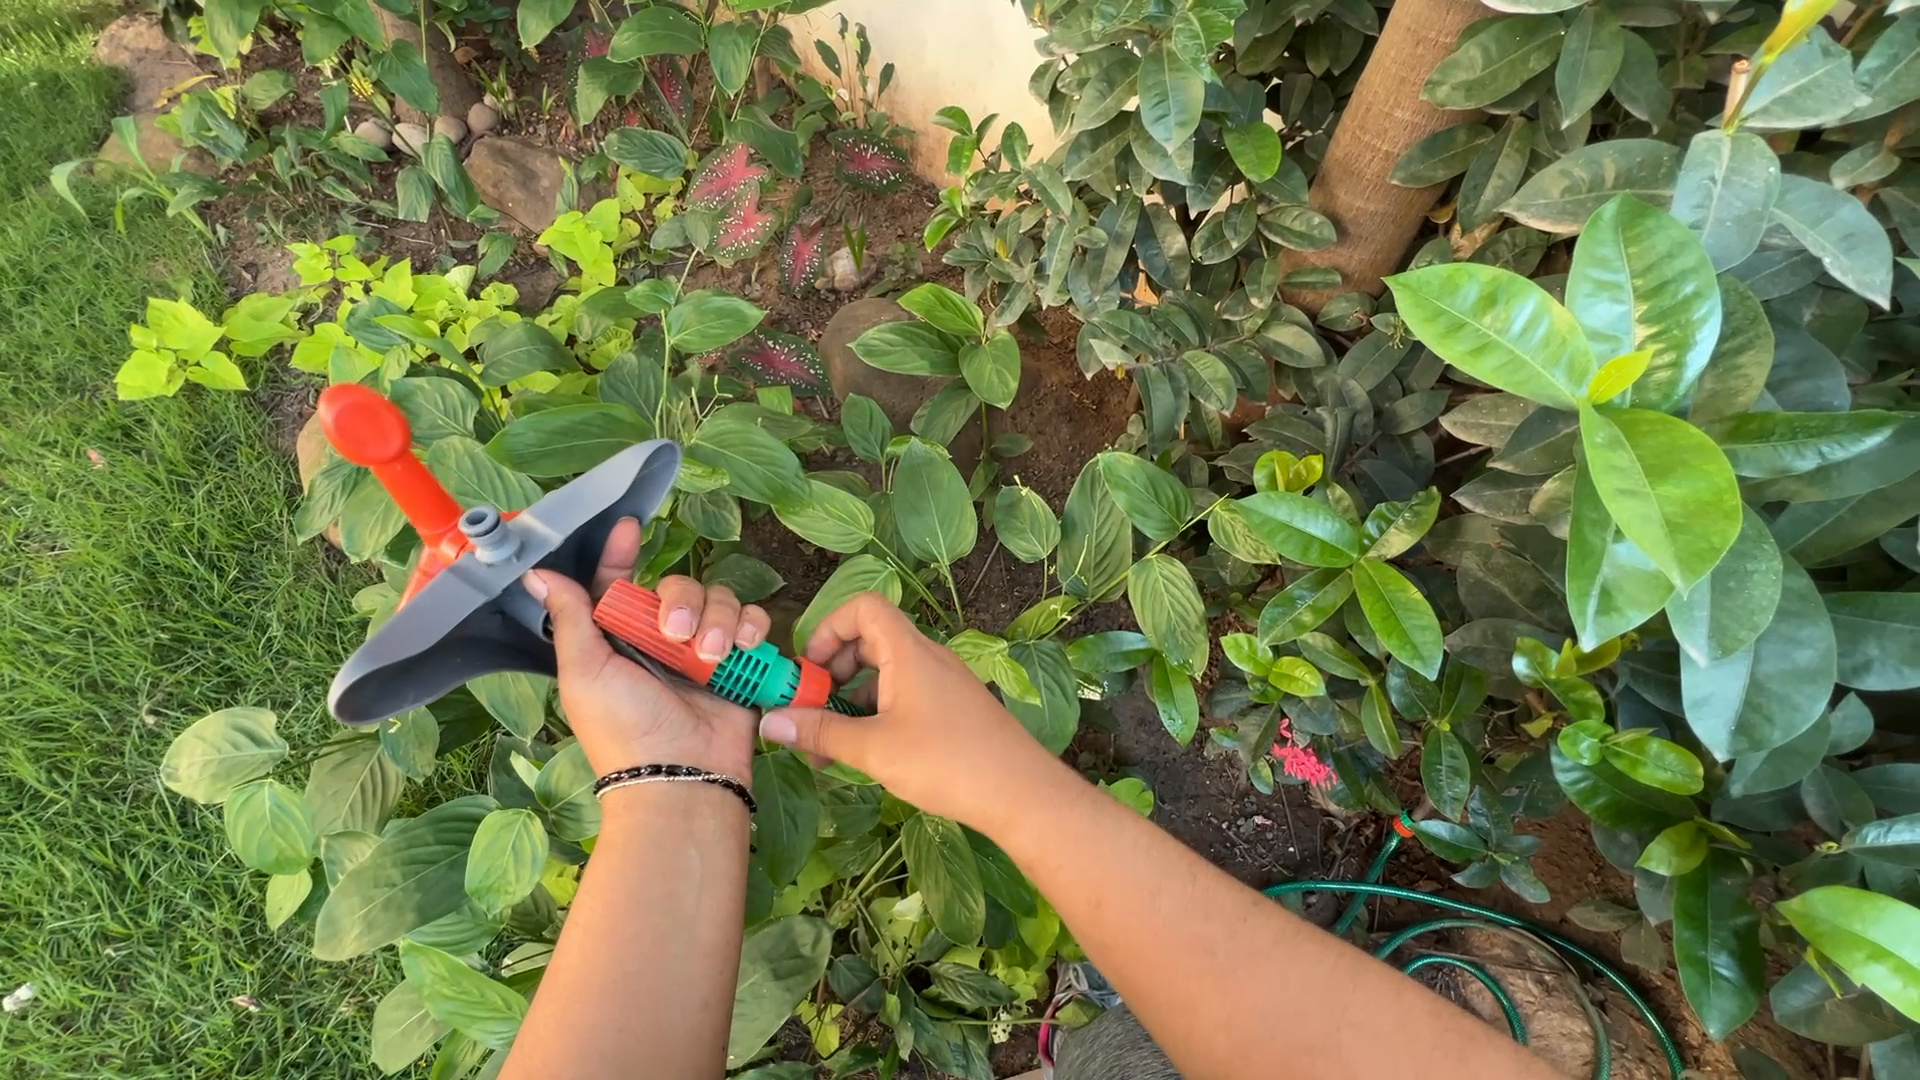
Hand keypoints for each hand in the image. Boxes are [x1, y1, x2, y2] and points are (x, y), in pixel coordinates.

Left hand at [523, 517, 770, 783]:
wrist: (682, 772)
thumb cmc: (624, 725)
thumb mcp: (586, 673)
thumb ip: (572, 619)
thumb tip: (536, 573)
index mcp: (621, 638)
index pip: (621, 582)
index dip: (622, 553)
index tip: (629, 526)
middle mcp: (665, 638)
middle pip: (681, 587)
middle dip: (685, 603)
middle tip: (679, 634)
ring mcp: (706, 649)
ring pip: (721, 600)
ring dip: (719, 620)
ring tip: (713, 656)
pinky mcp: (741, 662)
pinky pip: (753, 622)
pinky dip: (752, 628)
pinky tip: (743, 647)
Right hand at [756, 593, 1061, 830]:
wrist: (1019, 792)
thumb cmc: (945, 761)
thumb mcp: (874, 749)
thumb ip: (821, 733)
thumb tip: (768, 723)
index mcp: (908, 652)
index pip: (864, 608)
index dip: (829, 628)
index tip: (808, 669)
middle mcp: (927, 657)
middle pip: (871, 640)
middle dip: (834, 670)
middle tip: (811, 707)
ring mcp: (943, 682)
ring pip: (886, 673)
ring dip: (853, 699)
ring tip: (828, 745)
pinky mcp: (953, 708)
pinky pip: (905, 694)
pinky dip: (878, 712)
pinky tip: (866, 751)